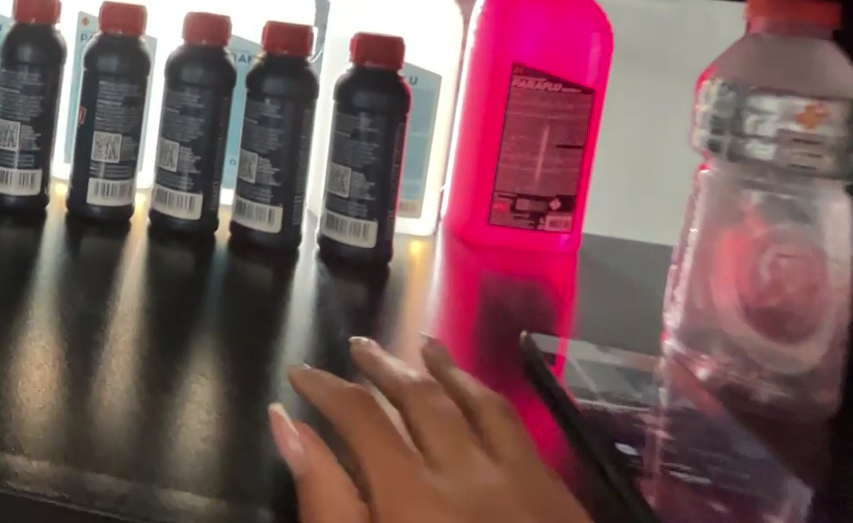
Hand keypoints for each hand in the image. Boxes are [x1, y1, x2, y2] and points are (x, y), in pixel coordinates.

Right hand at [269, 337, 588, 522]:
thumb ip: (325, 499)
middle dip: (384, 366)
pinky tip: (485, 401)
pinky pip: (523, 436)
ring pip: (480, 405)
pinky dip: (493, 405)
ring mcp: (526, 490)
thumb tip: (287, 423)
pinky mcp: (566, 511)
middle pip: (419, 398)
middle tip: (358, 345)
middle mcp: (471, 477)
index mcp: (415, 497)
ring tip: (423, 346)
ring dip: (446, 370)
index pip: (360, 415)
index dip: (325, 386)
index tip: (299, 373)